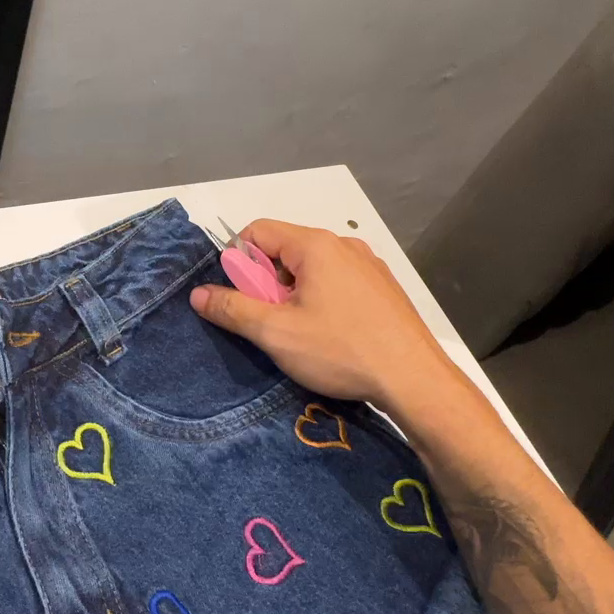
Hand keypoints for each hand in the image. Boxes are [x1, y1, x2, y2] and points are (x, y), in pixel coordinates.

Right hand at [188, 219, 469, 410]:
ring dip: (293, 293)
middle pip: (284, 249)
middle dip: (266, 282)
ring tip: (300, 332)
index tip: (242, 297)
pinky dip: (321, 300)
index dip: (239, 261)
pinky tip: (331, 335)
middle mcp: (343, 245)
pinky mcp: (384, 289)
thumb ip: (231, 308)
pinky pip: (337, 281)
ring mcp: (369, 266)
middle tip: (270, 320)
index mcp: (316, 245)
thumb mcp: (275, 332)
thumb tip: (197, 294)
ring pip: (311, 268)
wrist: (416, 382)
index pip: (257, 231)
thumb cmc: (341, 351)